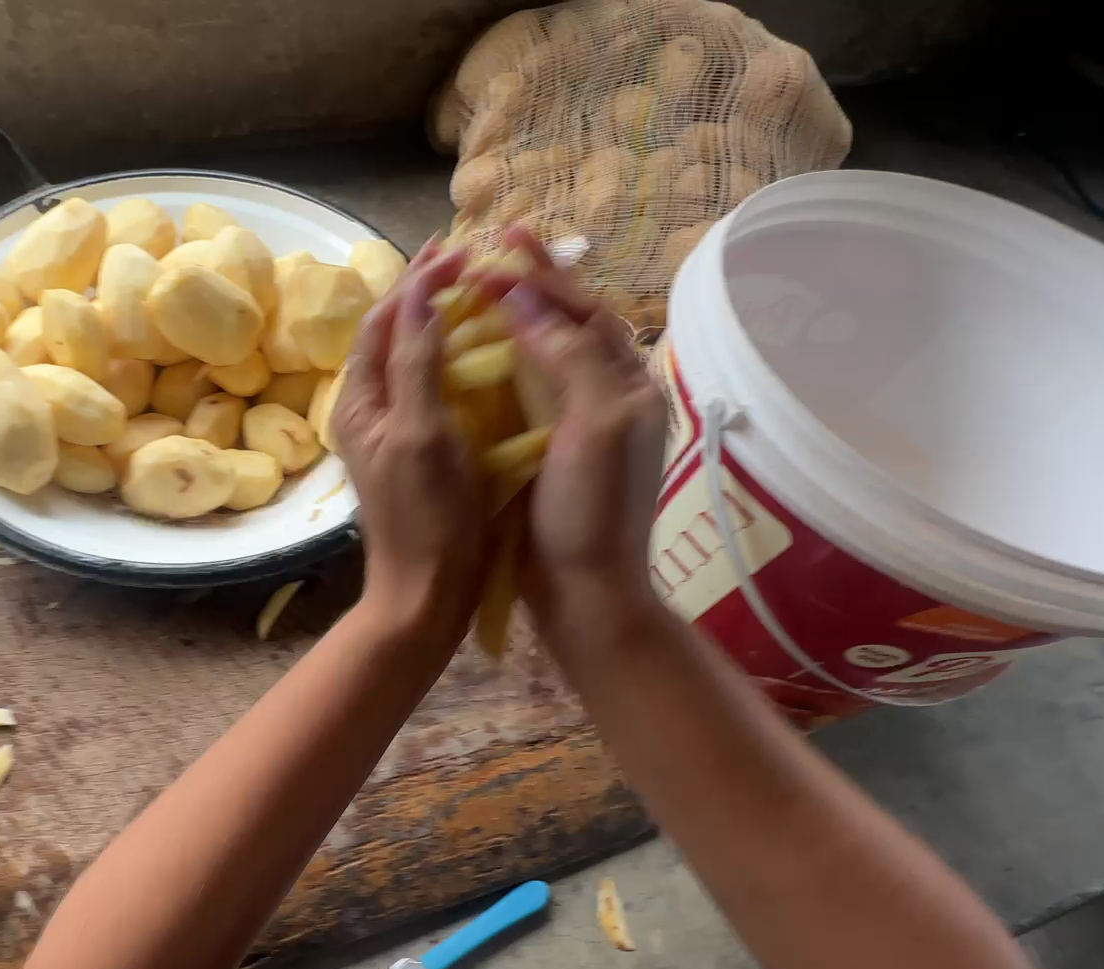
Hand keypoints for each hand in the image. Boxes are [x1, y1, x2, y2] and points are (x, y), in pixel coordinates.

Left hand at [331, 242, 485, 636]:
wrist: (426, 589)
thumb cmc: (427, 516)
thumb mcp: (420, 433)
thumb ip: (413, 365)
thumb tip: (418, 297)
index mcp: (359, 402)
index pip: (380, 322)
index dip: (414, 281)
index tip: (456, 246)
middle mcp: (367, 410)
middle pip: (389, 334)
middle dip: (421, 291)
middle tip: (462, 253)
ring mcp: (390, 430)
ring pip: (408, 358)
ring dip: (434, 318)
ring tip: (469, 287)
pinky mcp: (415, 448)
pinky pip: (426, 386)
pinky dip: (447, 356)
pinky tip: (474, 348)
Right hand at [494, 226, 669, 656]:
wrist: (581, 590)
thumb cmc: (591, 511)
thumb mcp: (593, 425)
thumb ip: (565, 355)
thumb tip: (524, 294)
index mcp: (627, 384)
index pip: (585, 312)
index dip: (544, 277)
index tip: (498, 247)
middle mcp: (605, 394)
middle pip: (569, 321)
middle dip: (535, 281)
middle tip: (494, 243)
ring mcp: (574, 422)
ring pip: (546, 352)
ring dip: (518, 313)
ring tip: (482, 282)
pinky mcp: (544, 447)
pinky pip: (525, 388)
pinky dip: (502, 358)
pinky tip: (475, 346)